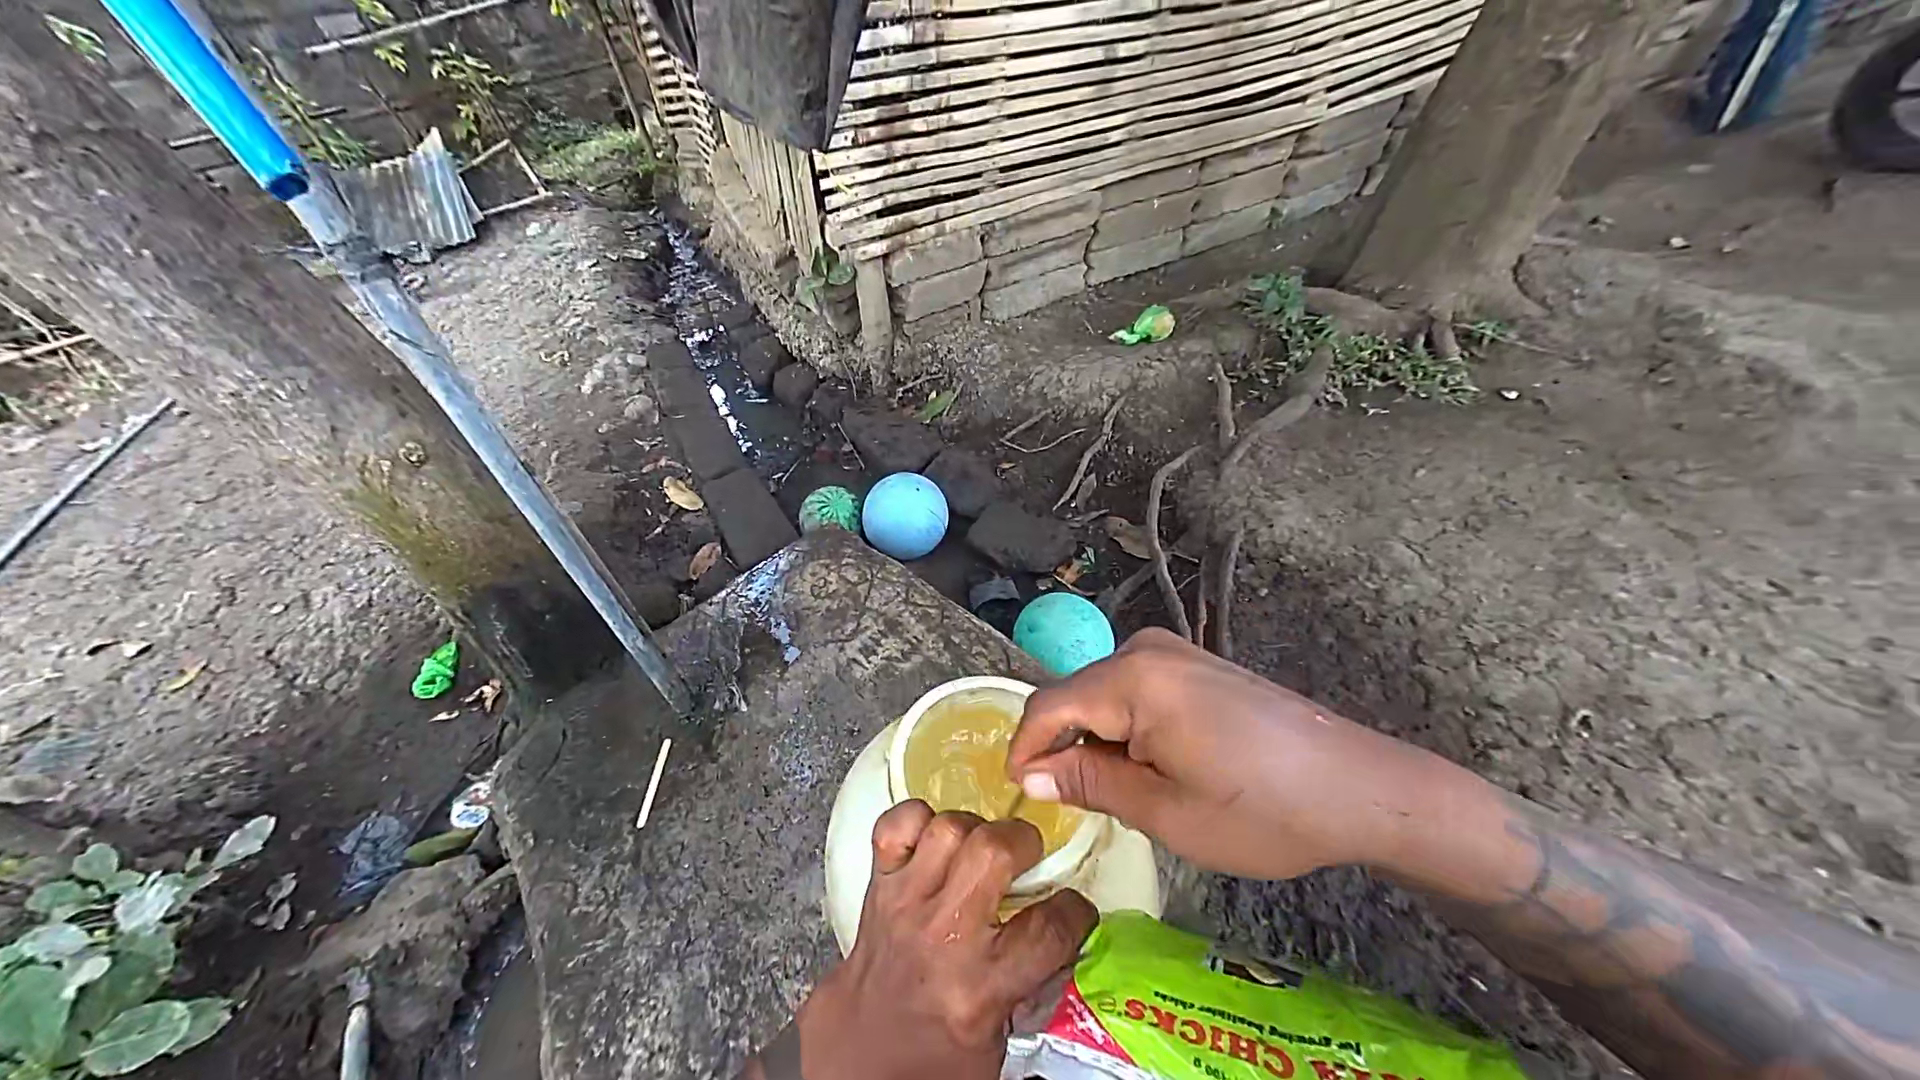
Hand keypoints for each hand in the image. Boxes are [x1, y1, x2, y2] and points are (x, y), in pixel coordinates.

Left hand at [795, 802, 1097, 1079]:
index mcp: (980, 989)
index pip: (1049, 930)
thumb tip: (1073, 934)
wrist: (859, 1055)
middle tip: (1026, 854)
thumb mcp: (1001, 1037)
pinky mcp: (878, 884)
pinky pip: (895, 824)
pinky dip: (917, 818)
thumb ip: (1036, 982)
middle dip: (1021, 840)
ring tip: (981, 844)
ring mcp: (905, 903)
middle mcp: (943, 936)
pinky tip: (933, 837)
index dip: (1075, 910)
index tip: (1074, 906)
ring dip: (974, 826)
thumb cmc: (937, 1051)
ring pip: (948, 827)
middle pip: (992, 852)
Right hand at [1006, 628, 1484, 880]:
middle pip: (1073, 696)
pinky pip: (1132, 689)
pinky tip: (1157, 765)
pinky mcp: (1192, 662)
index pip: (1048, 706)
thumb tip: (1028, 774)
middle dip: (1065, 747)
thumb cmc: (1263, 809)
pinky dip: (1126, 727)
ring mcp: (1173, 650)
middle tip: (1083, 805)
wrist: (1361, 786)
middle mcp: (1145, 649)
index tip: (1020, 794)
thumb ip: (1088, 783)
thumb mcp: (1165, 811)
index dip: (1024, 749)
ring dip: (1098, 740)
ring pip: (1101, 694)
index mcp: (1133, 679)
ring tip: (1130, 792)